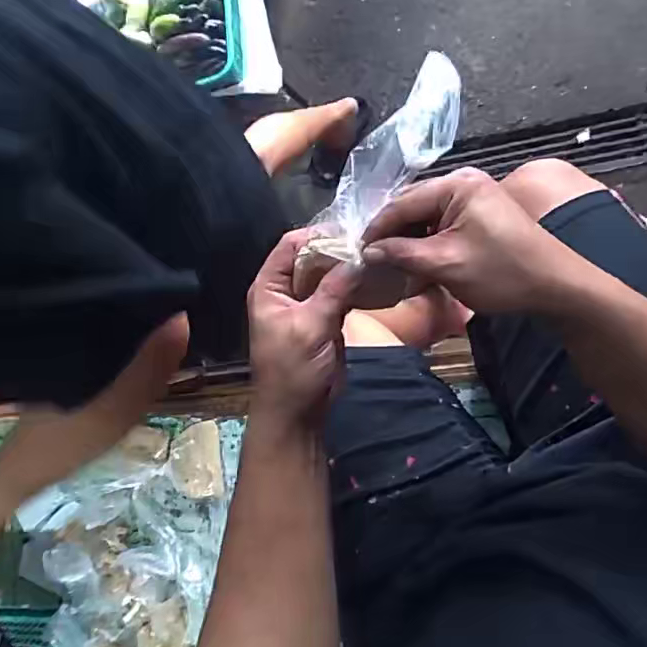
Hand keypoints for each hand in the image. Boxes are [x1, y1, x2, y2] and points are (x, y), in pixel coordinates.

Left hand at [248, 228, 361, 424]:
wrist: (298, 413)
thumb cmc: (292, 370)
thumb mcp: (310, 326)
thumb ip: (333, 290)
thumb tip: (359, 257)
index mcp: (269, 287)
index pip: (290, 245)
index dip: (318, 235)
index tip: (351, 233)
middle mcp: (286, 290)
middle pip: (312, 256)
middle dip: (338, 249)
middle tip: (371, 244)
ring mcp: (307, 304)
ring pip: (329, 273)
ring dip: (349, 267)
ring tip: (377, 258)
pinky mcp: (326, 318)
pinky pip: (340, 292)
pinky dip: (355, 285)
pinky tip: (376, 279)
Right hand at [360, 168, 582, 315]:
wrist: (556, 286)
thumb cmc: (502, 272)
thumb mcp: (445, 263)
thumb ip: (402, 253)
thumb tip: (368, 252)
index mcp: (457, 184)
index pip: (402, 203)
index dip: (376, 229)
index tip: (357, 254)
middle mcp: (464, 182)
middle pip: (413, 207)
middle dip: (392, 236)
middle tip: (371, 262)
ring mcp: (475, 198)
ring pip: (427, 219)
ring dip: (410, 243)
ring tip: (391, 267)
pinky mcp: (481, 216)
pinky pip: (443, 226)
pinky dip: (428, 245)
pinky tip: (417, 265)